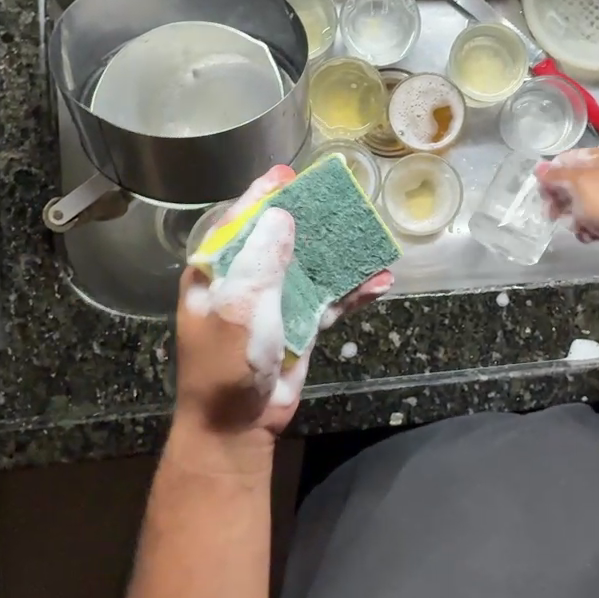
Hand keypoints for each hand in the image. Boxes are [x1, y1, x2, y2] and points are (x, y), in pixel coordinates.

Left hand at [174, 167, 392, 452]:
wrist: (238, 425)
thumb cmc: (227, 363)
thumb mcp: (240, 306)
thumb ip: (262, 259)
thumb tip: (283, 216)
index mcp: (218, 272)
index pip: (240, 222)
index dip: (263, 195)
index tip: (286, 172)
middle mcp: (246, 282)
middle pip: (281, 237)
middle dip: (309, 216)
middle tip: (337, 194)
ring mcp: (276, 303)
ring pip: (311, 266)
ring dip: (340, 253)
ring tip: (368, 231)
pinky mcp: (300, 325)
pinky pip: (331, 300)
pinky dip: (354, 291)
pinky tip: (380, 281)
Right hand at [536, 148, 598, 265]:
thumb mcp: (578, 183)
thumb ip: (555, 175)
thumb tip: (538, 167)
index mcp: (596, 159)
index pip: (563, 160)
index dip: (550, 175)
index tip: (541, 191)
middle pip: (567, 185)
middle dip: (558, 201)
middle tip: (551, 214)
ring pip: (575, 206)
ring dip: (571, 218)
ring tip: (578, 226)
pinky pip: (588, 222)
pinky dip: (585, 229)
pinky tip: (590, 236)